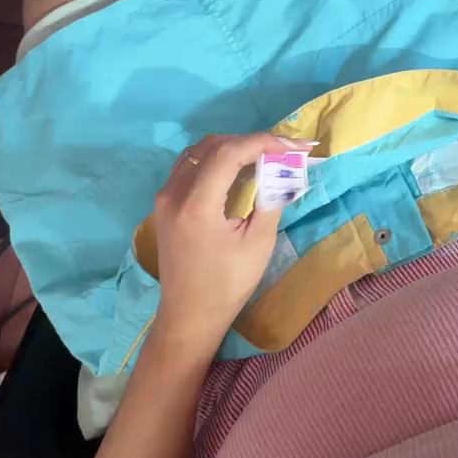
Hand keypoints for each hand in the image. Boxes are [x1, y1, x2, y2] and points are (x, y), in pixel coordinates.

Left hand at [147, 132, 314, 352]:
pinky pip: (191, 164)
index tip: (292, 147)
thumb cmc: (228, 284)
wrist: (189, 315)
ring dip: (234, 147)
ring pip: (200, 151)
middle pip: (214, 146)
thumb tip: (285, 167)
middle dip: (252, 142)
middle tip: (285, 150)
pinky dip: (217, 158)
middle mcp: (173, 194)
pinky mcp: (165, 201)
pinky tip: (239, 167)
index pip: (229, 153)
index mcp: (196, 206)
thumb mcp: (259, 243)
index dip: (262, 143)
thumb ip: (271, 198)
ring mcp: (165, 196)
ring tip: (265, 155)